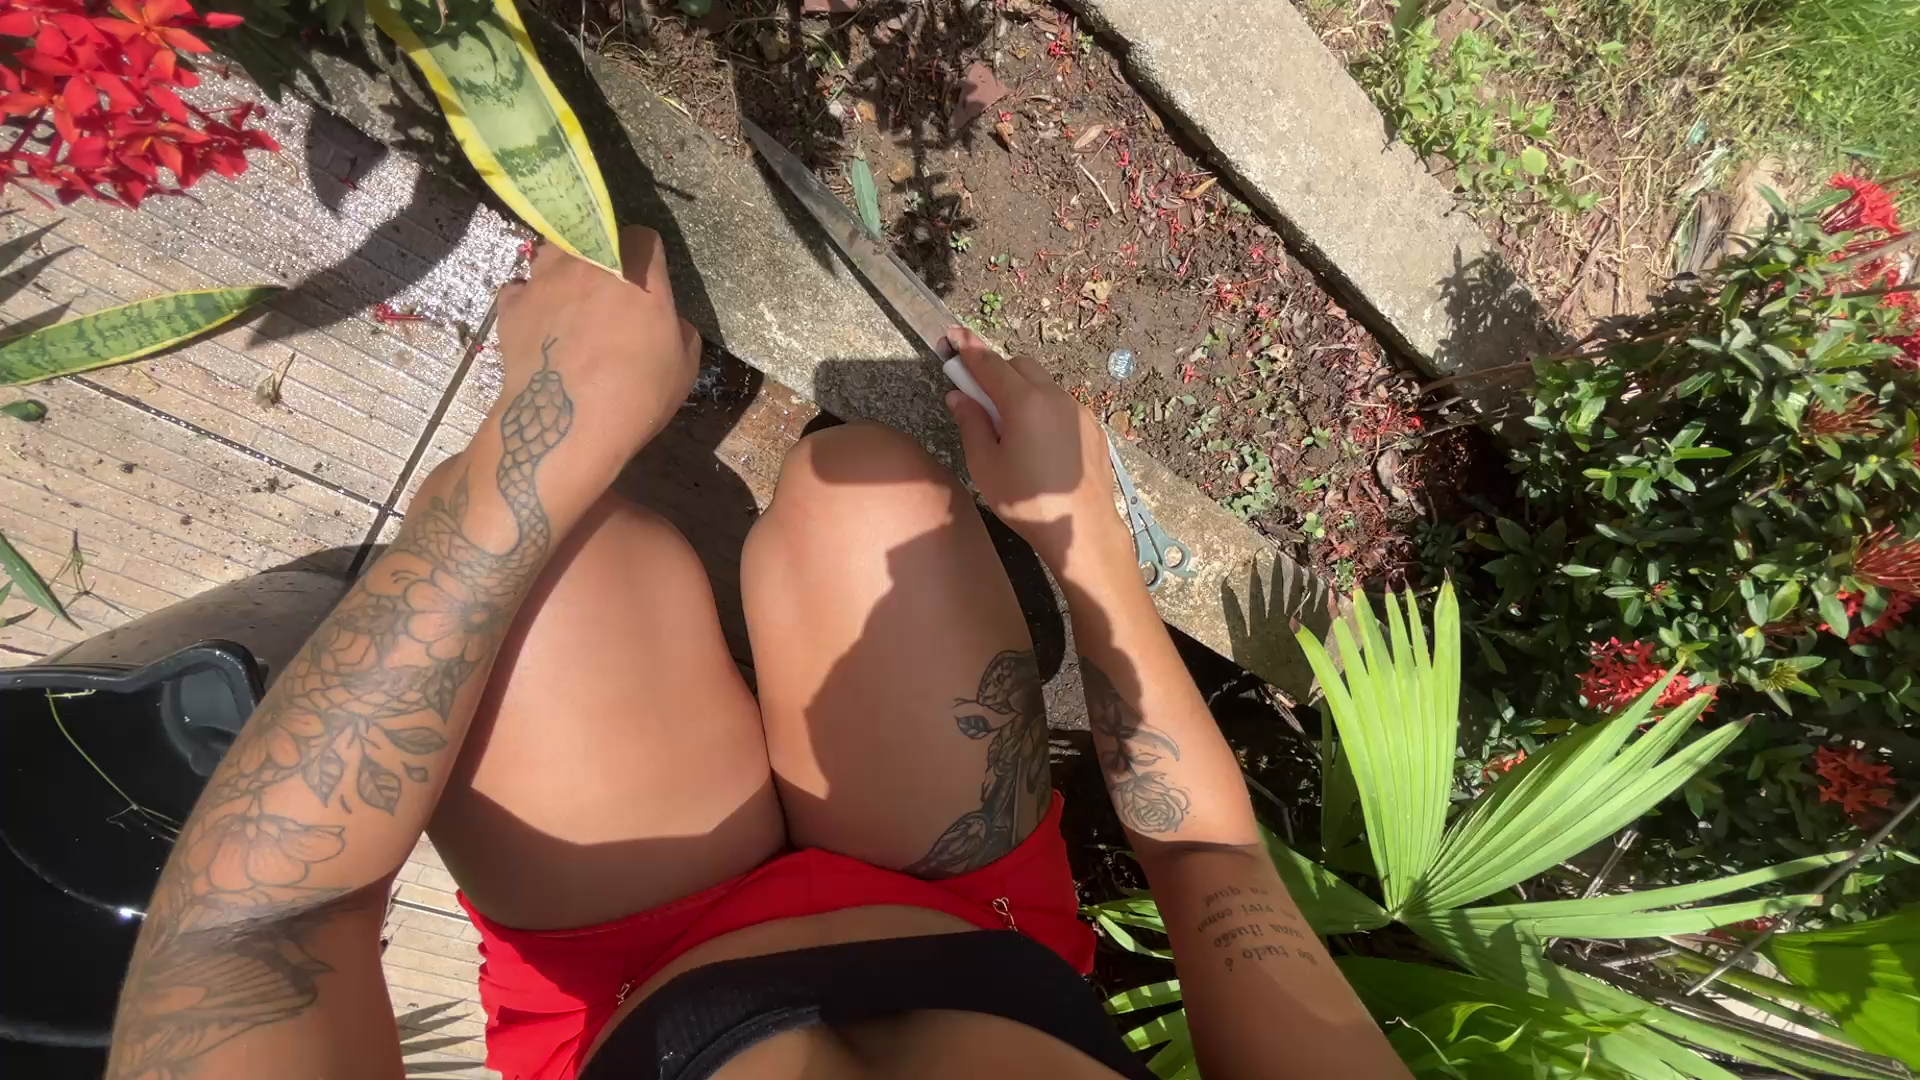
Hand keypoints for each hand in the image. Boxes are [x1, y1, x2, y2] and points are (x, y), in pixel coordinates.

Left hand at [494, 226, 699, 468]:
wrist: (568, 422)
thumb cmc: (639, 394)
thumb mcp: (685, 368)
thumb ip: (680, 330)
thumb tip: (667, 320)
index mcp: (638, 275)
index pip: (643, 238)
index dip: (647, 258)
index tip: (650, 282)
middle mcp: (588, 263)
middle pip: (593, 237)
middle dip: (602, 258)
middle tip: (610, 293)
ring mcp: (543, 279)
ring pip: (553, 253)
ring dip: (564, 271)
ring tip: (572, 304)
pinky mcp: (511, 303)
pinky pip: (522, 288)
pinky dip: (532, 300)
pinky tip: (542, 326)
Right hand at [943, 326, 1132, 580]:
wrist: (1083, 528)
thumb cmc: (1027, 502)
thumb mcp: (985, 466)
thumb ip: (971, 424)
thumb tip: (959, 396)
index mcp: (1023, 402)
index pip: (989, 364)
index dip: (967, 349)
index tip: (952, 334)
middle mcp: (1054, 396)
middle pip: (1019, 365)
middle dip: (996, 370)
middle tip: (979, 395)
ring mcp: (1077, 409)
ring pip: (1043, 382)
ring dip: (1021, 389)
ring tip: (1010, 426)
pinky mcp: (1092, 426)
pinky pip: (1060, 403)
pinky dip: (1042, 407)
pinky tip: (1038, 442)